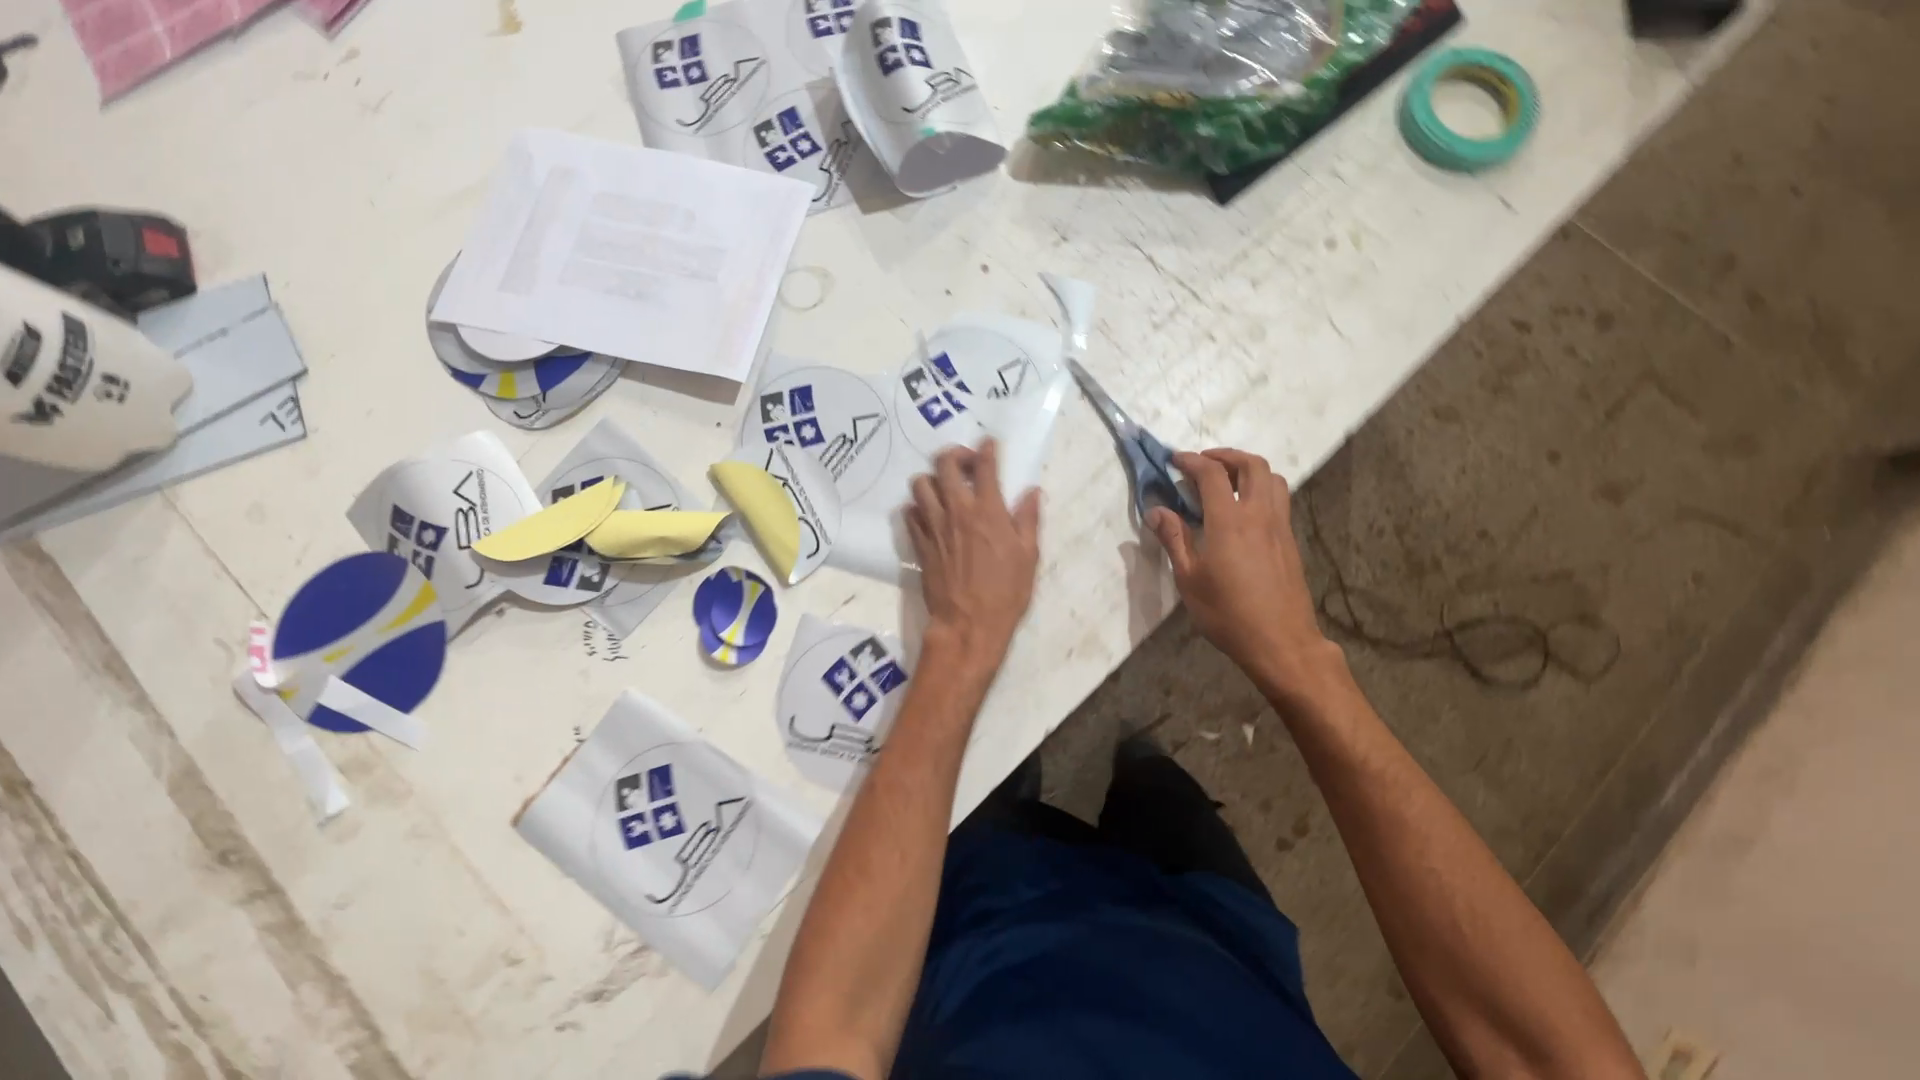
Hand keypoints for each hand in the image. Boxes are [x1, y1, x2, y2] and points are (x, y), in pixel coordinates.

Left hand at [907, 439, 1040, 673]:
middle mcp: (958, 511)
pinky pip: (909, 514)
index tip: (988, 444)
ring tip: (944, 489)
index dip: (986, 448)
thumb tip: (1031, 492)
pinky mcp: (919, 544)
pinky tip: (929, 514)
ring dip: (932, 479)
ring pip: (920, 485)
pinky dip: (917, 507)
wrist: (968, 625)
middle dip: (954, 455)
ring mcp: (934, 527)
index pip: (984, 466)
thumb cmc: (1006, 593)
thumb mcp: (1029, 556)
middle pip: (944, 465)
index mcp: (989, 511)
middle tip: (965, 464)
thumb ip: (1028, 519)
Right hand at [1148, 449, 1341, 700]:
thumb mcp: (1189, 579)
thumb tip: (1156, 511)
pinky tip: (1244, 511)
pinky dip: (1261, 490)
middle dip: (1225, 455)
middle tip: (1203, 463)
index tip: (1174, 460)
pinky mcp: (1289, 541)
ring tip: (1227, 480)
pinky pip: (1279, 500)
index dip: (1191, 460)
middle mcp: (1259, 515)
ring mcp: (1279, 526)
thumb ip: (1174, 539)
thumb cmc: (1228, 614)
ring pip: (1272, 479)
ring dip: (1248, 469)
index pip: (1212, 474)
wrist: (1281, 642)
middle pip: (1251, 465)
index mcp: (1229, 522)